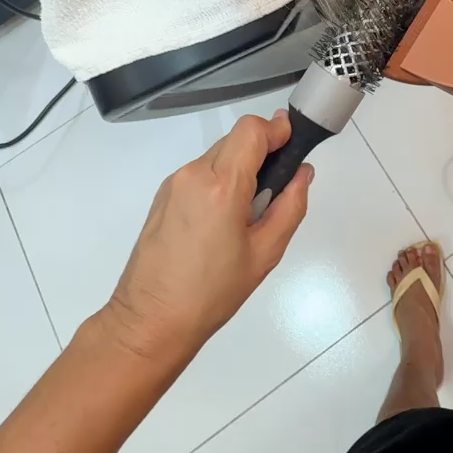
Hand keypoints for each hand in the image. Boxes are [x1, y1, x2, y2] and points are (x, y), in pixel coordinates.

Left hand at [95, 111, 313, 360]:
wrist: (149, 322)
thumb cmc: (212, 293)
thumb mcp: (265, 253)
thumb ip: (290, 206)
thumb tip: (302, 172)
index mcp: (221, 186)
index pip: (252, 129)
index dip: (276, 131)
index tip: (291, 147)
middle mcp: (194, 174)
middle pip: (236, 138)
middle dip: (261, 152)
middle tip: (274, 190)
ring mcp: (174, 183)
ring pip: (219, 154)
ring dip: (240, 167)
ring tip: (246, 213)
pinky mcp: (163, 195)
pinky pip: (201, 171)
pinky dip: (219, 180)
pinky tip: (221, 220)